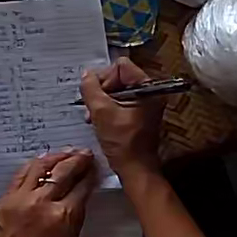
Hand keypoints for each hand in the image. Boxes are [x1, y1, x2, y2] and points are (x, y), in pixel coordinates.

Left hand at [0, 150, 97, 236]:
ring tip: (66, 154)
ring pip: (41, 166)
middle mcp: (40, 202)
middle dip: (77, 160)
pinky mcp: (6, 199)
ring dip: (56, 157)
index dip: (89, 174)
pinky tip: (43, 163)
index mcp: (61, 217)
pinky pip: (22, 174)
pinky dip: (35, 166)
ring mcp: (21, 198)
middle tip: (85, 155)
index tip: (94, 168)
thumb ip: (76, 216)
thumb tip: (82, 195)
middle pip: (63, 171)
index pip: (81, 186)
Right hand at [80, 59, 163, 189]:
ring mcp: (145, 103)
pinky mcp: (140, 113)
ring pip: (118, 89)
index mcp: (147, 88)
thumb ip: (91, 89)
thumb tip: (86, 75)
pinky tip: (99, 119)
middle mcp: (149, 92)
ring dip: (102, 100)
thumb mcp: (101, 112)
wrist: (135, 170)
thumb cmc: (122, 142)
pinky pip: (121, 100)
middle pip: (119, 76)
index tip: (97, 96)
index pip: (121, 66)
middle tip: (92, 107)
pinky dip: (108, 107)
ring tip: (92, 116)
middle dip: (102, 90)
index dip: (105, 78)